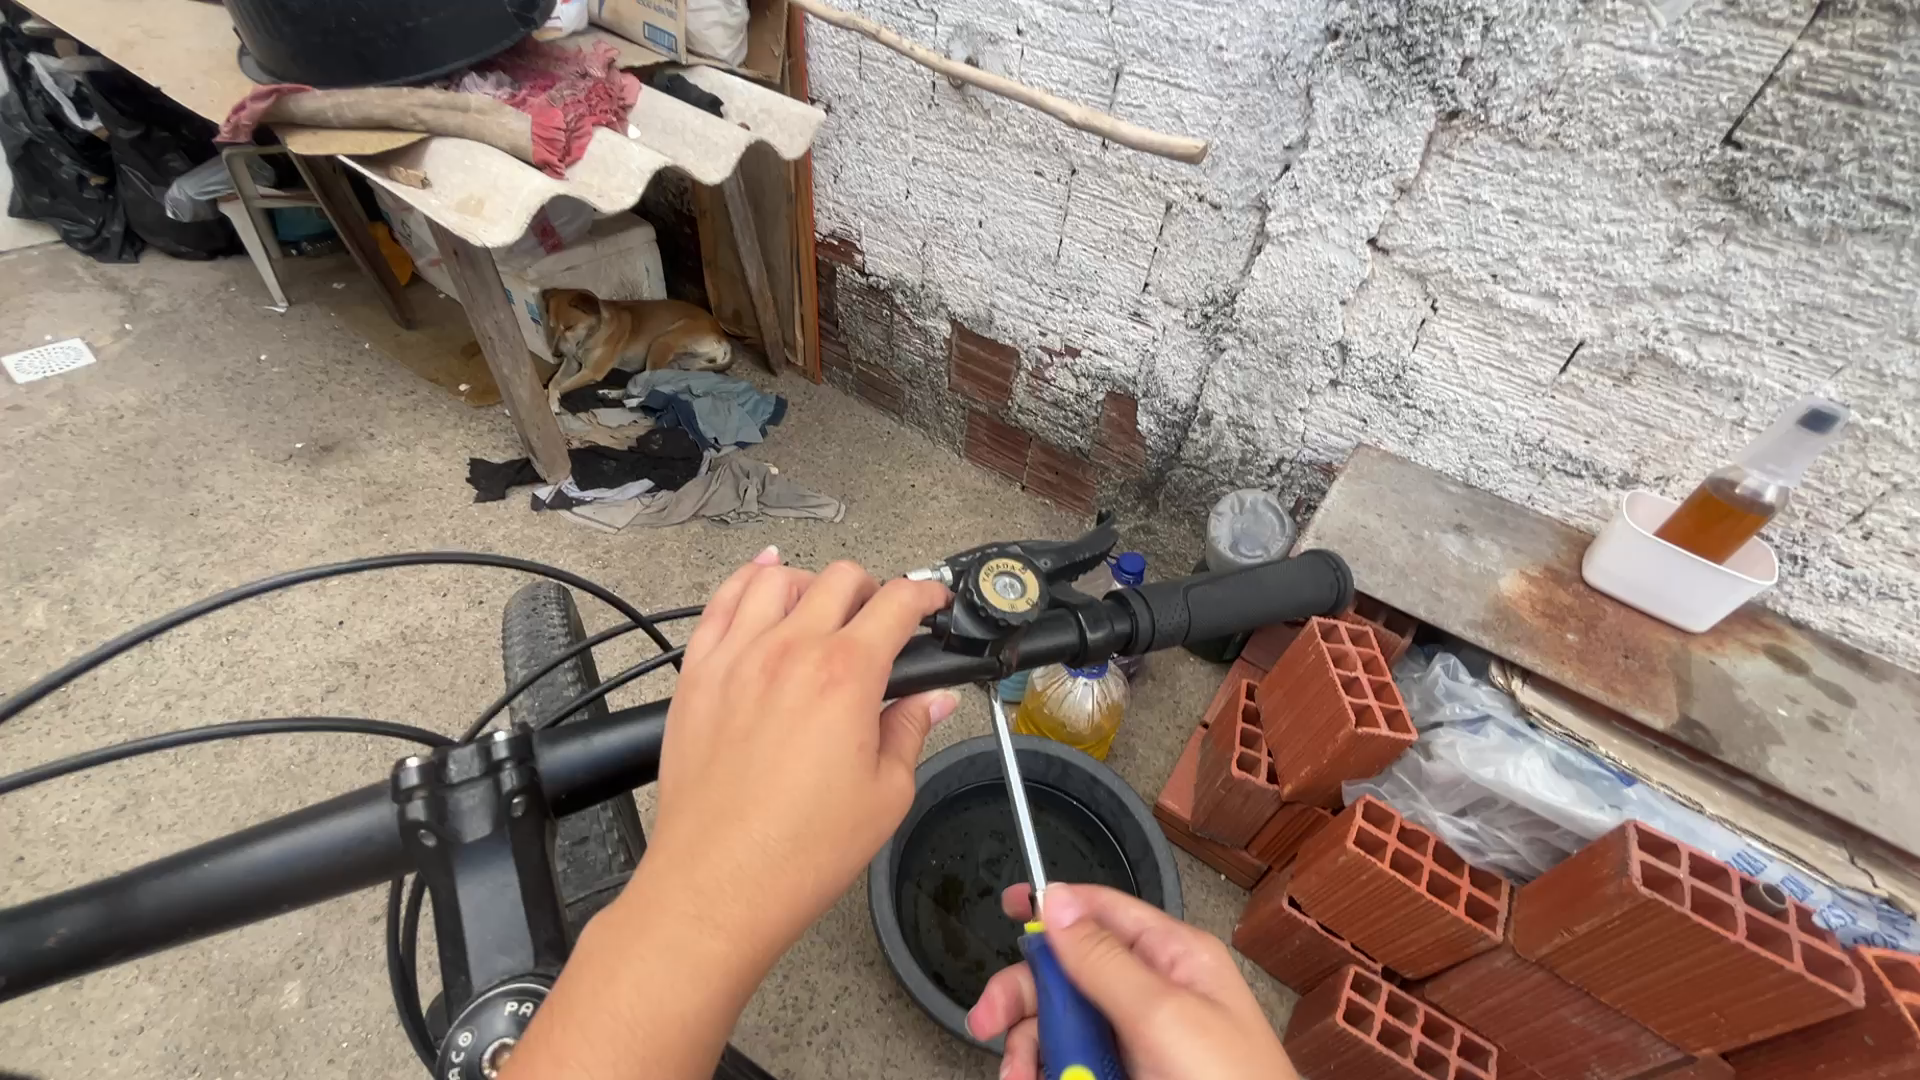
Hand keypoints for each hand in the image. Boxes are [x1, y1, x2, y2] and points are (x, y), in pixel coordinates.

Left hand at [645, 548, 956, 955]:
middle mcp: (791, 651)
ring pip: (779, 577)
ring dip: (813, 584)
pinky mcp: (699, 673)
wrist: (715, 887)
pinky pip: (720, 601)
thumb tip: (933, 700)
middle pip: (841, 578)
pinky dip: (747, 578)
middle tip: (882, 621)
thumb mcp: (885, 795)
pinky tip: (763, 577)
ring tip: (824, 610)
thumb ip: (912, 731)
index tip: (932, 602)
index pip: (896, 603)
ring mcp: (738, 656)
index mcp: (846, 676)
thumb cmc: (798, 851)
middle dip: (874, 589)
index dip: (925, 594)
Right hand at [967, 882, 1298, 1079]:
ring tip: (1019, 1079)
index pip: (1101, 909)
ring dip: (1031, 1049)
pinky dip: (1049, 1073)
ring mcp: (1140, 1042)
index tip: (1009, 905)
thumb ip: (1103, 958)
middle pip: (1070, 972)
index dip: (1053, 903)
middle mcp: (1153, 992)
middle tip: (985, 1023)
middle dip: (1025, 996)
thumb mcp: (1162, 1017)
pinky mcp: (1126, 1078)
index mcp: (1172, 958)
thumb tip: (1056, 898)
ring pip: (1064, 1026)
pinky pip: (1074, 1064)